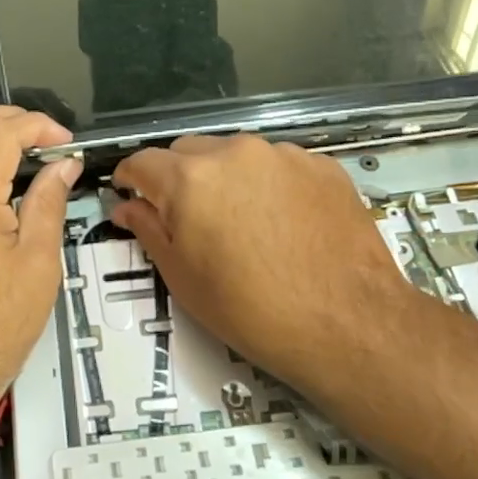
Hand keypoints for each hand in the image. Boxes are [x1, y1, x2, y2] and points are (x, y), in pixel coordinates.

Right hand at [111, 135, 412, 383]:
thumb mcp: (183, 279)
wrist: (350, 326)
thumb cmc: (252, 311)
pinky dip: (269, 184)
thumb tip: (128, 207)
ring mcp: (282, 155)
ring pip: (235, 155)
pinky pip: (278, 165)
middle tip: (189, 220)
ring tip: (243, 222)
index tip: (132, 197)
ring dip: (226, 177)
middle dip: (178, 178)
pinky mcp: (322, 165)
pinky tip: (283, 222)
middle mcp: (233, 152)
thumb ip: (148, 231)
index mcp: (189, 179)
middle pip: (187, 152)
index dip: (130, 181)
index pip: (141, 162)